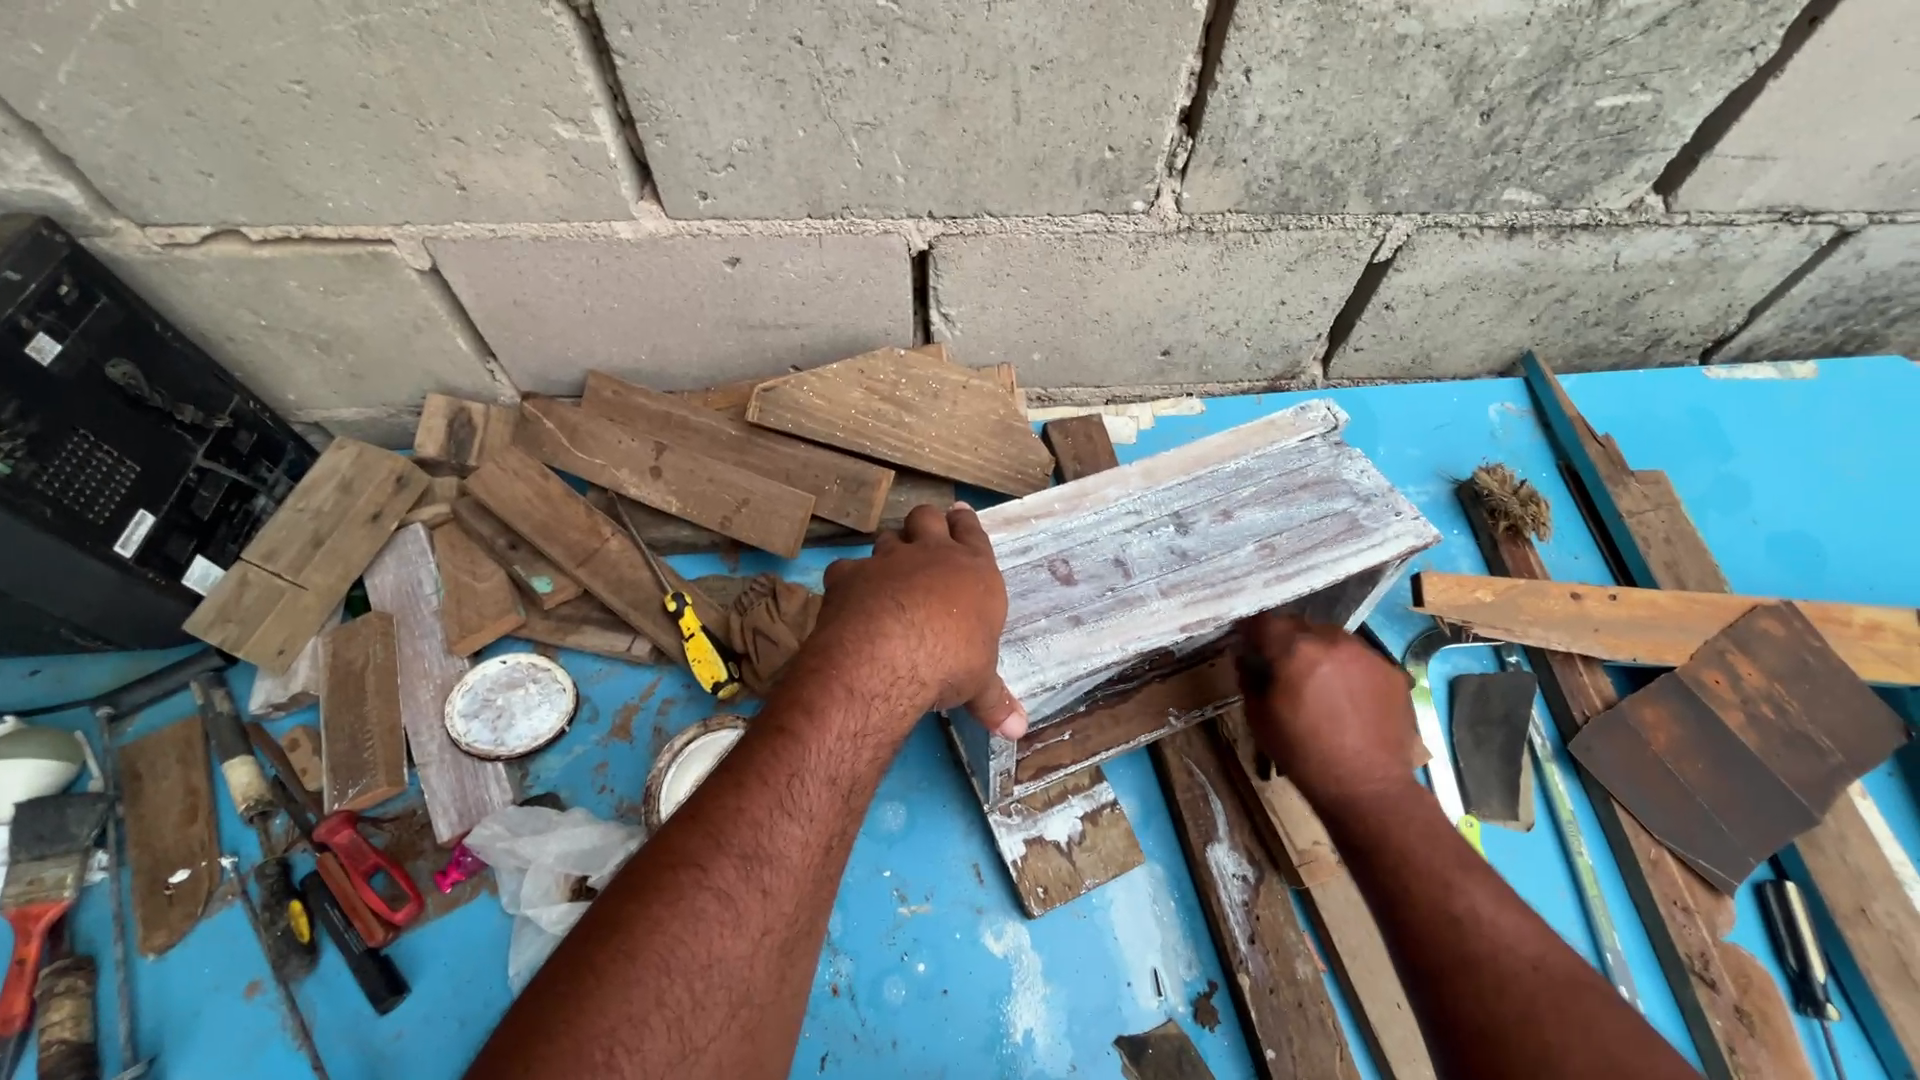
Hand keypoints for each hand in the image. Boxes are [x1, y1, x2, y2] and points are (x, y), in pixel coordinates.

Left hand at [808, 503, 1026, 738]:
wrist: (890, 655)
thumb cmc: (952, 662)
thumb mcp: (979, 684)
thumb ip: (994, 700)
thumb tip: (1019, 731)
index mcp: (973, 571)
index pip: (972, 532)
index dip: (965, 522)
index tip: (960, 512)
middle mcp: (931, 555)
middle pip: (927, 517)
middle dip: (926, 523)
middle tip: (924, 534)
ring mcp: (887, 560)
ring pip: (887, 537)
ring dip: (889, 549)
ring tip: (888, 568)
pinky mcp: (849, 575)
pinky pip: (848, 568)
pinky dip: (850, 580)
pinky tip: (850, 596)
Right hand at [1237, 613, 1418, 809]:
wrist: (1366, 786)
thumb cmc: (1303, 754)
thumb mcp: (1259, 718)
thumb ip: (1250, 680)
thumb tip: (1247, 660)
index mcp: (1295, 650)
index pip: (1265, 622)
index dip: (1251, 629)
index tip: (1245, 640)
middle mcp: (1333, 642)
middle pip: (1301, 625)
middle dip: (1286, 639)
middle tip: (1280, 662)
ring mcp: (1367, 655)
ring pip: (1334, 638)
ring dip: (1319, 650)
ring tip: (1316, 678)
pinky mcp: (1392, 672)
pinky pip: (1360, 659)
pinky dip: (1347, 668)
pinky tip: (1346, 695)